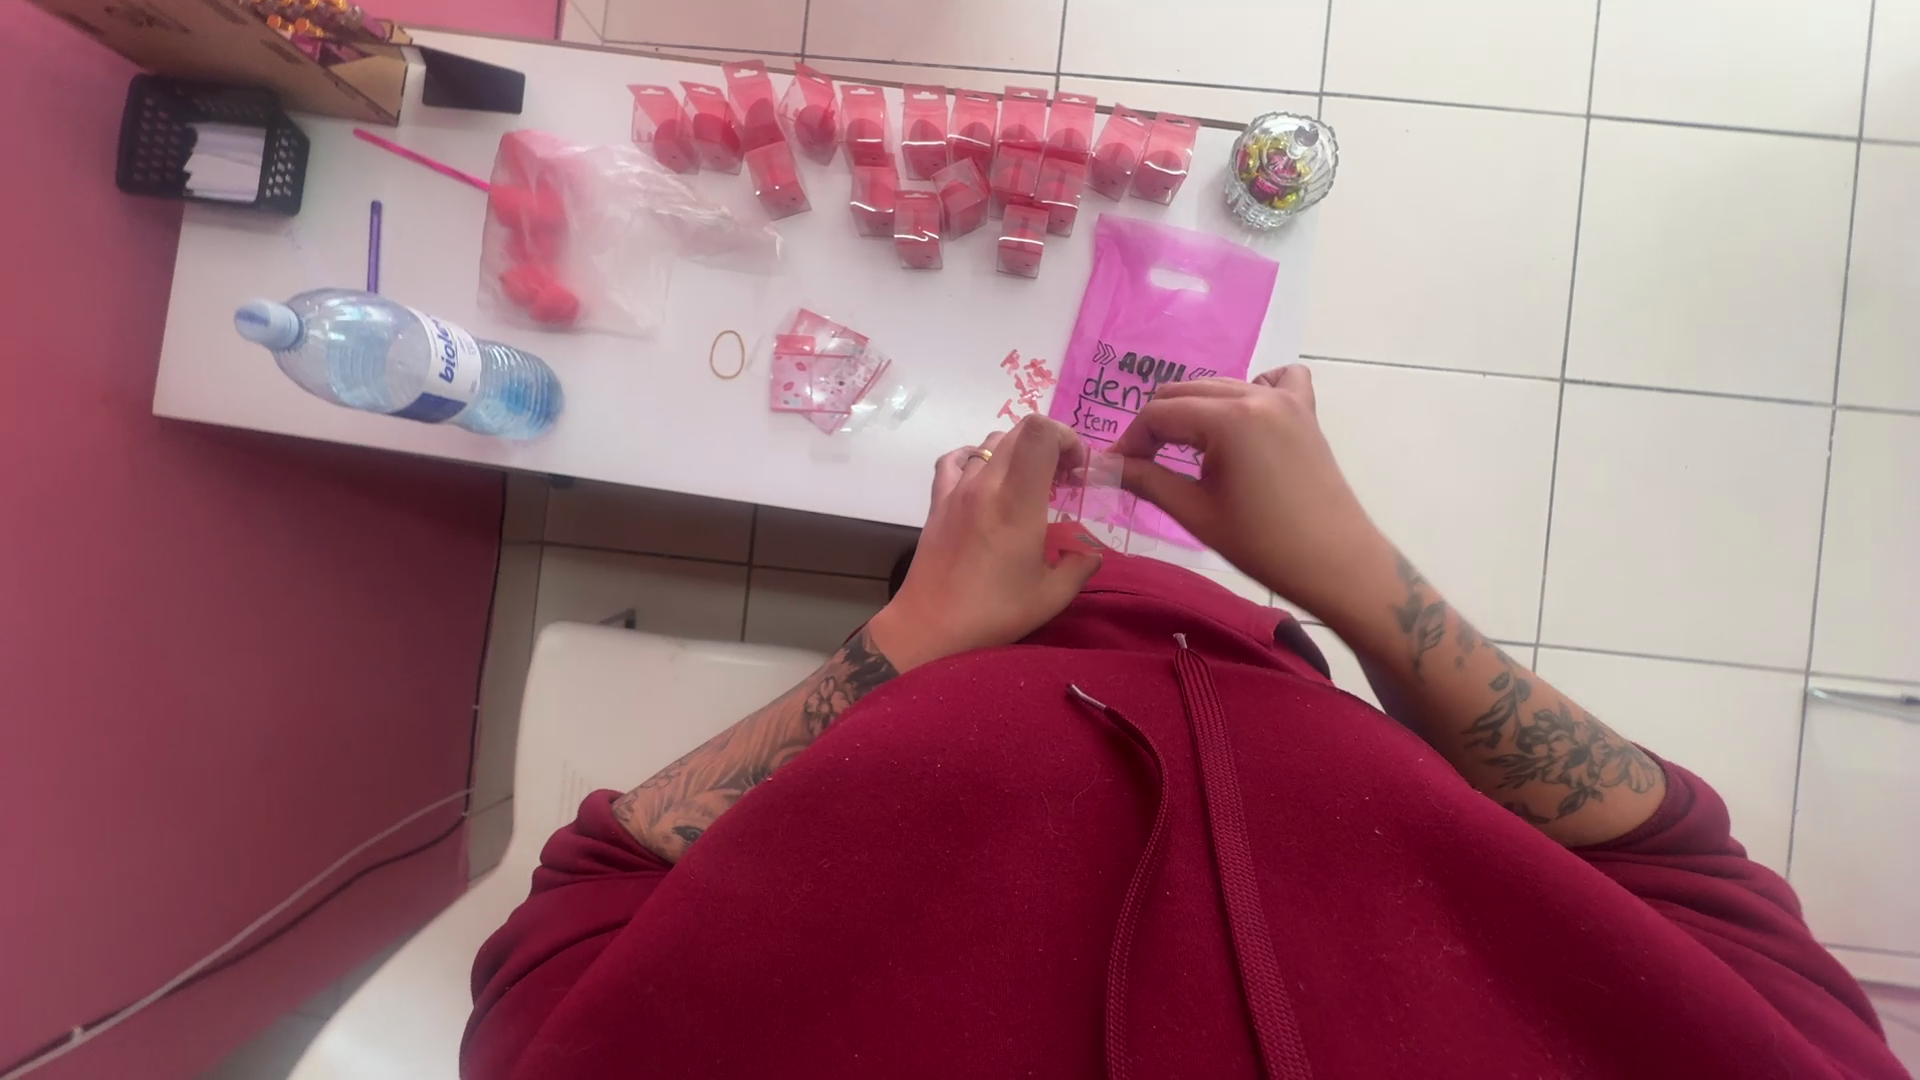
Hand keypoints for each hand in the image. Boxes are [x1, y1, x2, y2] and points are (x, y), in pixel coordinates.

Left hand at [868, 415, 1103, 670]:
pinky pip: (955, 460)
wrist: (930, 627)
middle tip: (1062, 479)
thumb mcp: (1052, 596)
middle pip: (1019, 431)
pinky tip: (986, 479)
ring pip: (990, 443)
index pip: (1040, 432)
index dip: (1066, 437)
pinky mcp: (937, 501)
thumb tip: (1091, 552)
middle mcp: (986, 484)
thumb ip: (1080, 565)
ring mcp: (957, 490)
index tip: (1077, 469)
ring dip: (1017, 452)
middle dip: (1049, 444)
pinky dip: (976, 457)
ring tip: (1029, 483)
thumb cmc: (993, 613)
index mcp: (1017, 501)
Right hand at [1111, 364, 1389, 621]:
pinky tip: (1239, 423)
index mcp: (1229, 419)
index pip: (1159, 414)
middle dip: (1155, 426)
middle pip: (1183, 393)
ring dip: (1191, 414)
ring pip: (1218, 387)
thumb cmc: (1262, 545)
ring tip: (1181, 454)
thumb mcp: (1195, 513)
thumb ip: (1145, 480)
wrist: (1336, 563)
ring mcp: (1286, 398)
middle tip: (1142, 466)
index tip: (1116, 470)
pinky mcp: (1305, 410)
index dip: (1130, 441)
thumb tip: (1104, 466)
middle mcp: (1257, 395)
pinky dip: (1248, 392)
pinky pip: (1272, 380)